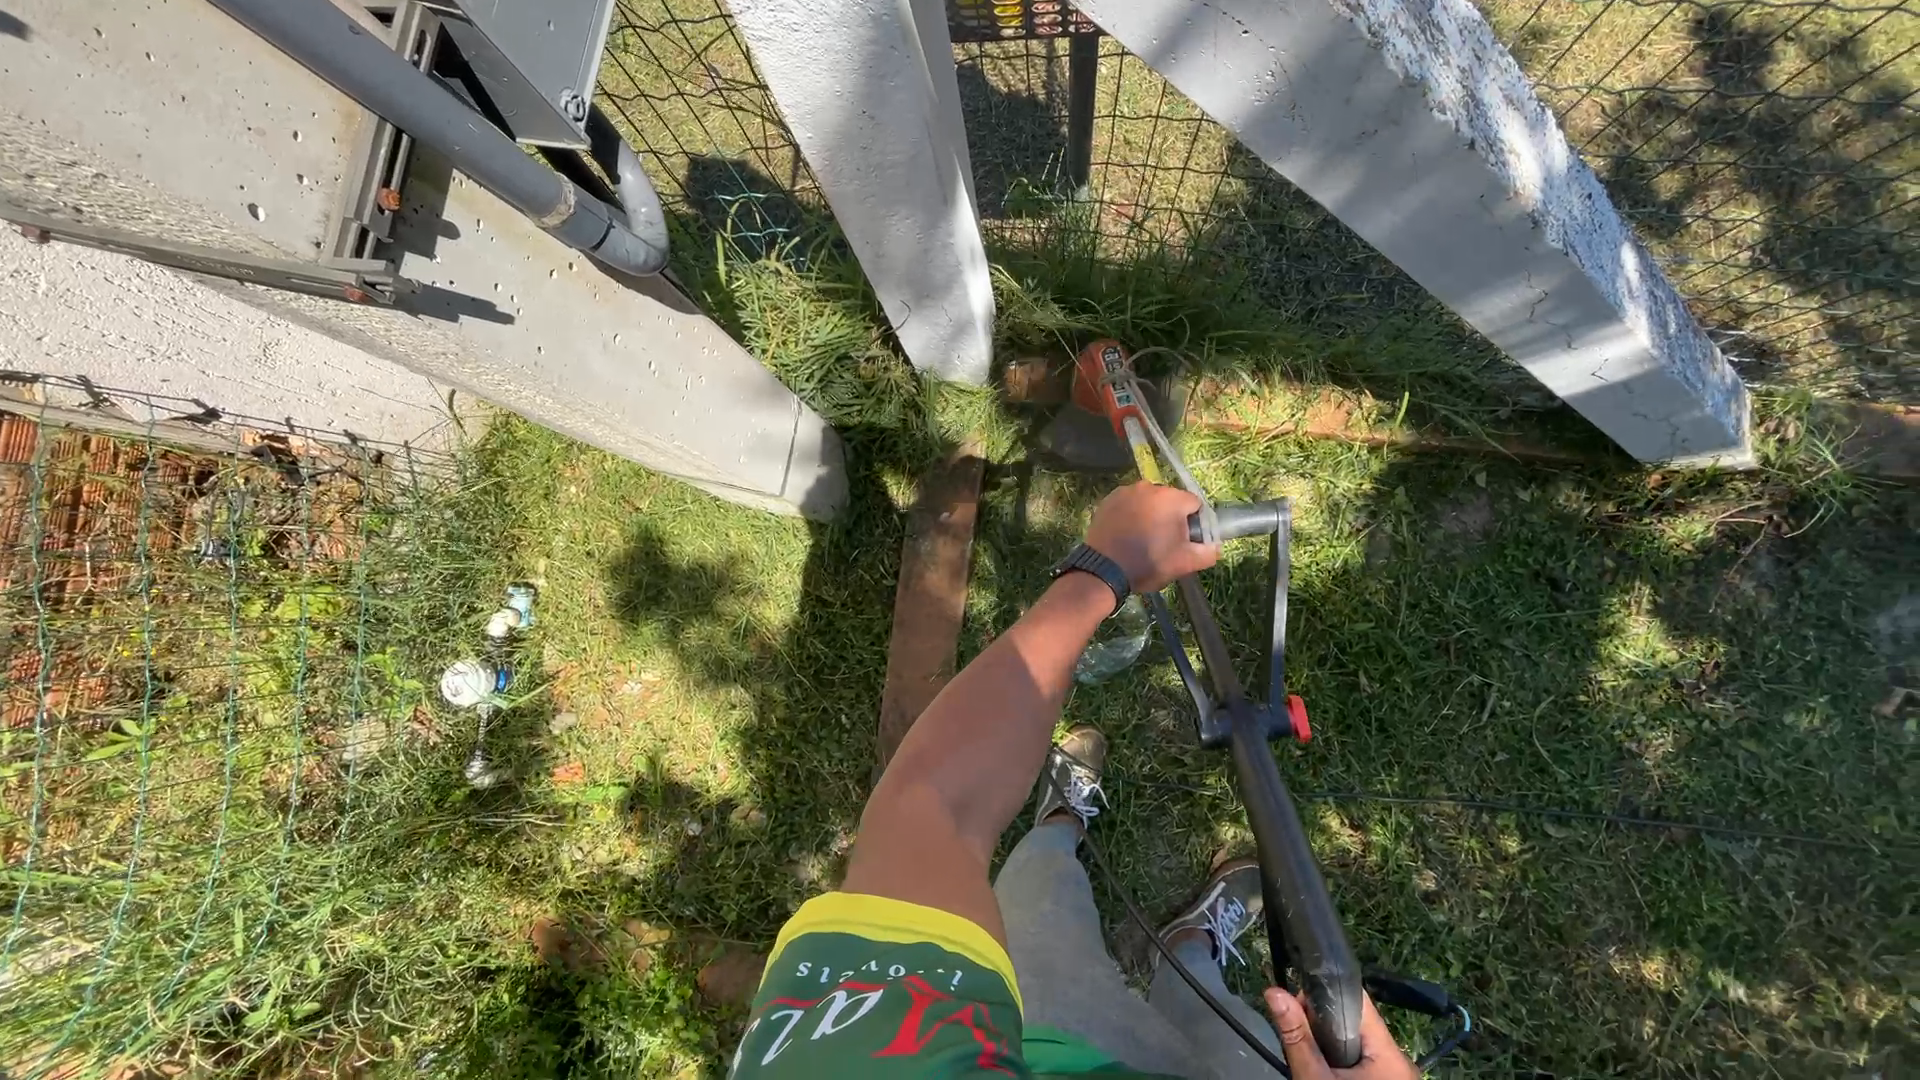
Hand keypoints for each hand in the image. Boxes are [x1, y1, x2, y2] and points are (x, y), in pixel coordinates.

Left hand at [1083, 482, 1218, 592]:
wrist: (1103, 570)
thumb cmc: (1148, 563)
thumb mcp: (1184, 563)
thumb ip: (1208, 552)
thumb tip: (1215, 545)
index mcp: (1171, 497)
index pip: (1194, 505)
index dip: (1193, 524)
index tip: (1183, 541)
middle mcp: (1148, 487)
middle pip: (1170, 500)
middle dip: (1170, 517)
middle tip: (1162, 542)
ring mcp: (1125, 491)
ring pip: (1148, 501)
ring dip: (1150, 514)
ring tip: (1141, 539)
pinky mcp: (1108, 500)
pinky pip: (1128, 504)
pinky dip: (1130, 514)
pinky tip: (1126, 533)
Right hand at [1263, 990, 1417, 1079]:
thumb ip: (1296, 1036)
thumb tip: (1272, 990)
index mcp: (1390, 1054)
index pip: (1357, 1000)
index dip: (1324, 994)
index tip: (1296, 1005)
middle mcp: (1400, 1061)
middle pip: (1356, 1020)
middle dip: (1322, 1023)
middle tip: (1299, 1037)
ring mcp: (1398, 1077)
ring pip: (1357, 1041)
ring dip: (1329, 1043)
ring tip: (1311, 1059)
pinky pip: (1363, 1060)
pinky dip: (1341, 1060)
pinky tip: (1326, 1073)